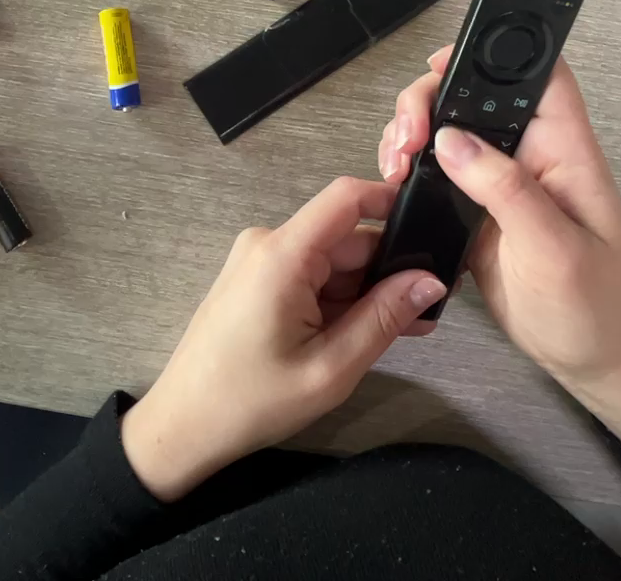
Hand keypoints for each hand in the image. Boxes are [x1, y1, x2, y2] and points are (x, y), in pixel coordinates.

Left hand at [121, 178, 446, 500]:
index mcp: (282, 253)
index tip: (434, 222)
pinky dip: (340, 297)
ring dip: (368, 287)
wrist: (184, 423)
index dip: (391, 200)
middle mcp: (269, 243)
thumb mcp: (330, 367)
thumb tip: (432, 280)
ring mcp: (259, 260)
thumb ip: (383, 318)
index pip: (345, 197)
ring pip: (331, 259)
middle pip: (344, 235)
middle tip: (436, 301)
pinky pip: (310, 275)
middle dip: (389, 264)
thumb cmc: (253, 400)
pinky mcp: (257, 280)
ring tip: (413, 324)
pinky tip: (372, 327)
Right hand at [378, 47, 620, 450]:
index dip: (498, 53)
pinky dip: (408, 164)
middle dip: (430, 101)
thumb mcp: (555, 250)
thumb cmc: (591, 308)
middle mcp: (529, 156)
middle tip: (406, 136)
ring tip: (395, 161)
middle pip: (475, 95)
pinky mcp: (473, 205)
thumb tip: (449, 138)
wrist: (587, 361)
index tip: (443, 62)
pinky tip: (394, 176)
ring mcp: (499, 180)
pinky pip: (435, 167)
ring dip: (411, 132)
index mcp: (564, 153)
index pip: (542, 79)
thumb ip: (505, 190)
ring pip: (448, 128)